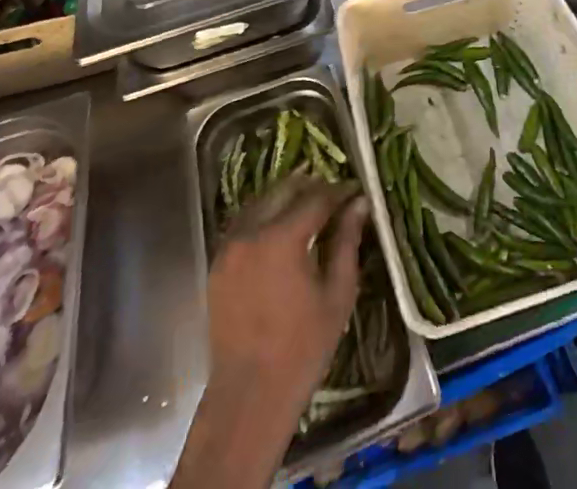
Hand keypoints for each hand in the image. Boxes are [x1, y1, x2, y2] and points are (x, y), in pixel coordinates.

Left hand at [172, 176, 369, 488]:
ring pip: (259, 203)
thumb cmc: (304, 346)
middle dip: (311, 187)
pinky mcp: (217, 263)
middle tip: (334, 197)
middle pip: (283, 190)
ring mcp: (228, 247)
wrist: (251, 389)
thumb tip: (359, 205)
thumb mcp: (337, 292)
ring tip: (309, 209)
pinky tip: (281, 231)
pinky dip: (264, 217)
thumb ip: (346, 241)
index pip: (315, 198)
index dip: (338, 191)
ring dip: (285, 198)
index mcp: (282, 238)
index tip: (355, 192)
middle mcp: (250, 232)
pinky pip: (243, 224)